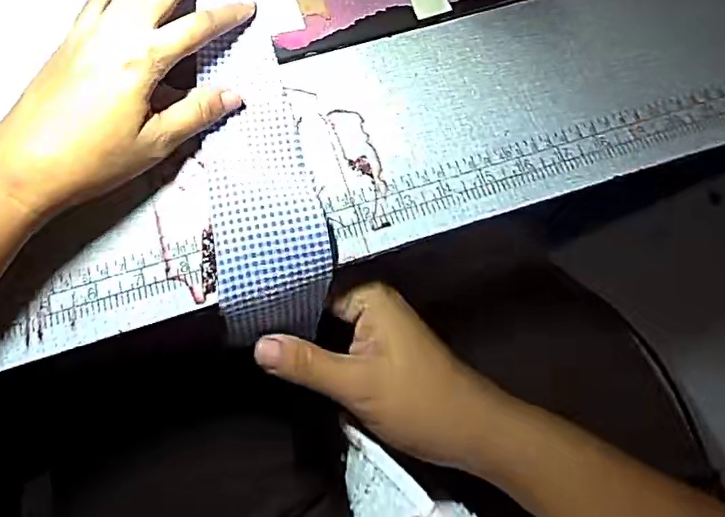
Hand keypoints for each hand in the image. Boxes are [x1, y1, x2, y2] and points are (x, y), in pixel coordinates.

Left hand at [0, 0, 254, 222]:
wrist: (22, 162)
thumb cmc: (88, 160)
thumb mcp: (152, 144)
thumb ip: (194, 114)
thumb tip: (232, 96)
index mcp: (143, 60)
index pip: (195, 27)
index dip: (225, 14)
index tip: (244, 5)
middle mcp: (116, 35)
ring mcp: (89, 33)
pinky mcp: (68, 40)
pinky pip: (92, 1)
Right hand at [253, 283, 513, 470]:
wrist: (479, 437)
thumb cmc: (420, 403)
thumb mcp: (356, 386)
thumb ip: (306, 364)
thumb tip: (258, 346)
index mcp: (368, 294)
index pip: (310, 286)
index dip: (278, 298)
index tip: (245, 305)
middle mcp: (371, 300)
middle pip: (316, 304)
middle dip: (288, 320)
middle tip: (247, 324)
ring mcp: (377, 322)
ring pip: (327, 325)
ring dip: (304, 339)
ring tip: (261, 337)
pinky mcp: (379, 346)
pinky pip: (339, 339)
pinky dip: (321, 351)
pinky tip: (296, 358)